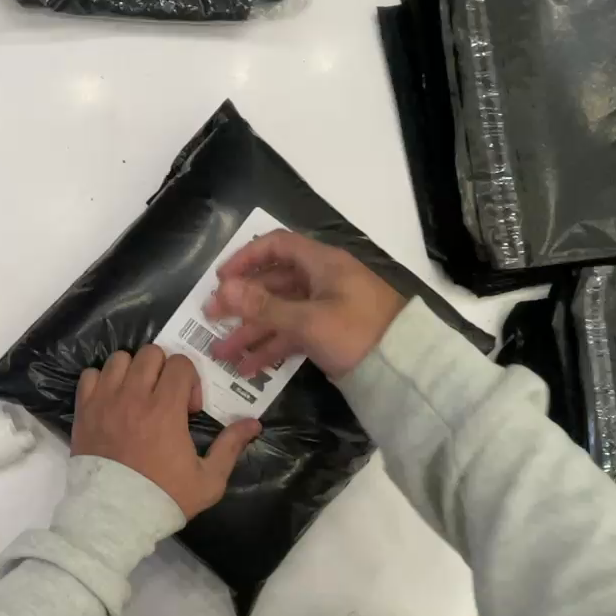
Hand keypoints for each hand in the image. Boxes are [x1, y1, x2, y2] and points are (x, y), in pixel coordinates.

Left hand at [72, 345, 261, 519]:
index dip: (190, 381)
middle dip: (164, 370)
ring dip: (133, 371)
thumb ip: (230, 447)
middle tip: (165, 397)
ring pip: (120, 359)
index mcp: (165, 409)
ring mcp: (104, 401)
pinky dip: (102, 380)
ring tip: (137, 396)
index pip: (181, 364)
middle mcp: (133, 396)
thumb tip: (254, 423)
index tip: (188, 410)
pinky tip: (111, 400)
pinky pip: (90, 375)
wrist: (115, 516)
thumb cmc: (164, 497)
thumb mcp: (208, 479)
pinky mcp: (84, 410)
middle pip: (151, 353)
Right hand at [204, 231, 406, 379]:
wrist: (406, 370)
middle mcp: (321, 281)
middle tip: (210, 321)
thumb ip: (263, 306)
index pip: (277, 246)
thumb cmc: (357, 333)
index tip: (220, 280)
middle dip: (240, 304)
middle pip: (272, 284)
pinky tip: (248, 368)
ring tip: (221, 354)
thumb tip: (222, 289)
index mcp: (322, 264)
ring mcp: (324, 308)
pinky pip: (291, 334)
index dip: (245, 258)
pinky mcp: (327, 333)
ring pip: (279, 313)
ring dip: (250, 332)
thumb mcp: (307, 320)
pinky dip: (270, 348)